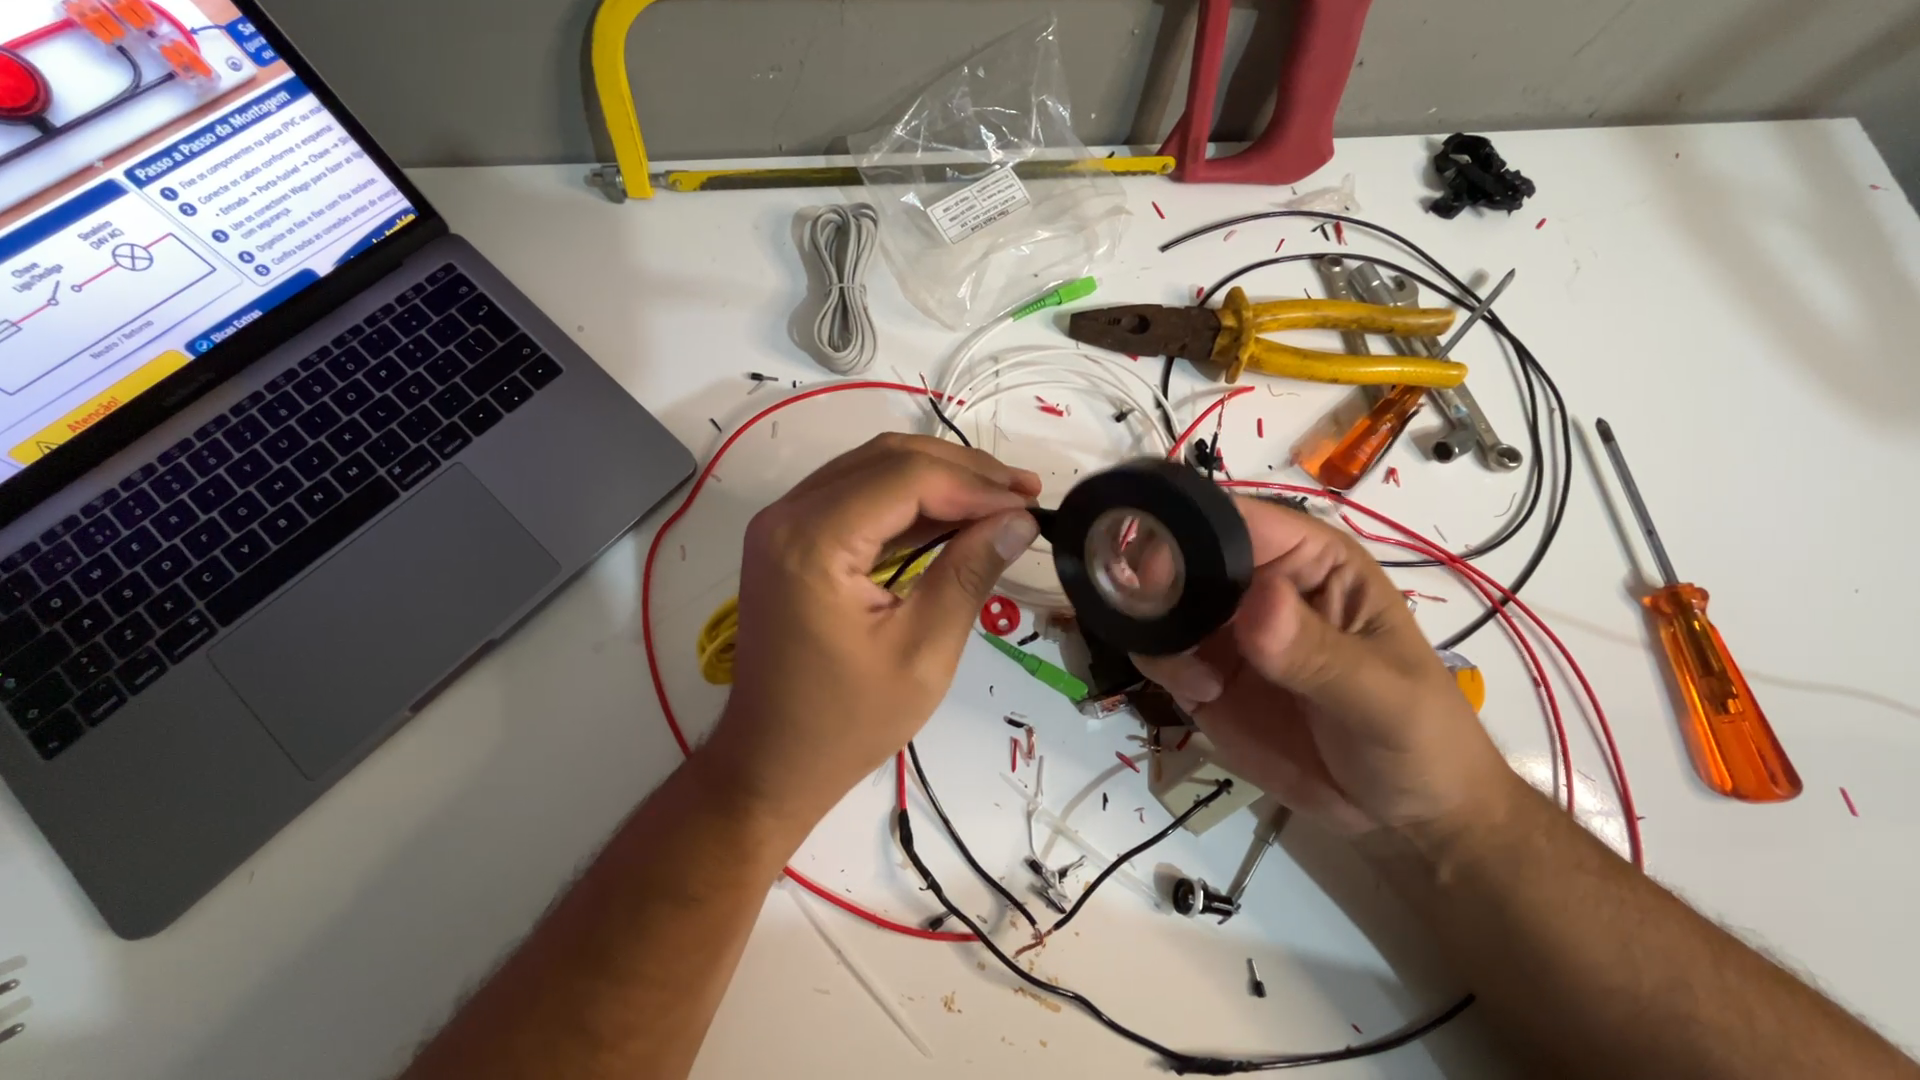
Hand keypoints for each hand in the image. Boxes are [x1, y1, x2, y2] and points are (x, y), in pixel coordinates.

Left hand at [702, 434, 1041, 830]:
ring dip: (938, 479)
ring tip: (999, 499)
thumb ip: (969, 574)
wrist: (773, 761)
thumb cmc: (848, 722)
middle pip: (887, 460)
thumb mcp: (923, 653)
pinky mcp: (788, 539)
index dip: (975, 486)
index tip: (1028, 504)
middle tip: (1023, 493)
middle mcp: (787, 515)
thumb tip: (1019, 519)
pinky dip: (907, 501)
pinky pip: (855, 496)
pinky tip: (953, 516)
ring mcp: (781, 524)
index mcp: (812, 542)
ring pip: (872, 469)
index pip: (906, 479)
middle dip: (961, 472)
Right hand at [1132, 498, 1512, 837]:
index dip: (1193, 532)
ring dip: (1154, 627)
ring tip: (1195, 677)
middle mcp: (1258, 584)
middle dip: (1156, 579)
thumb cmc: (1417, 737)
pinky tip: (1201, 693)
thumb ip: (1317, 653)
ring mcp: (1227, 631)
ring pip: (1159, 602)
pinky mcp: (1204, 676)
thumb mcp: (1381, 697)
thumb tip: (1257, 600)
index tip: (1159, 572)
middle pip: (1183, 553)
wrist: (1402, 814)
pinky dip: (1161, 664)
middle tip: (1158, 625)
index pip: (1239, 523)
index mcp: (1310, 562)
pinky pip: (1159, 652)